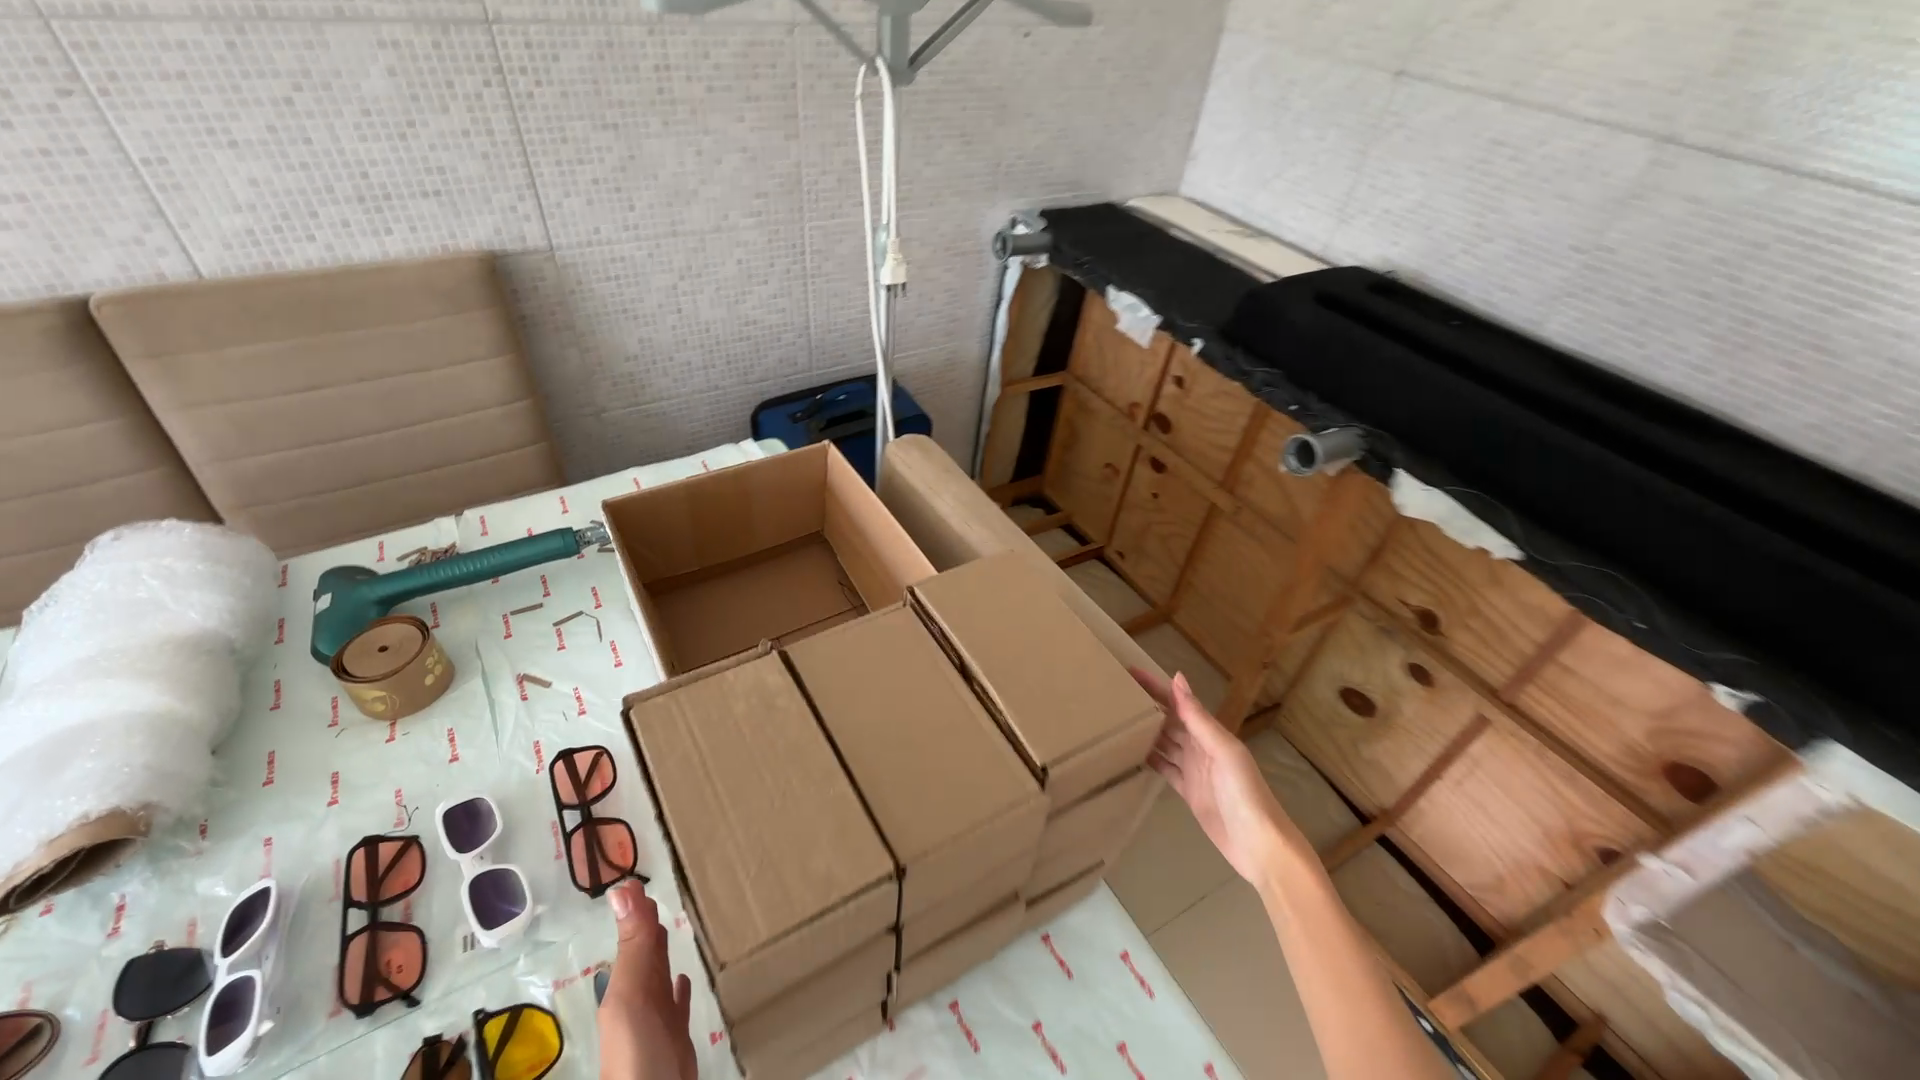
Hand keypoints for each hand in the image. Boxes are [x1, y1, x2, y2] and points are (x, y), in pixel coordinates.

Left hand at [596, 881, 695, 1079]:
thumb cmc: (639, 1056)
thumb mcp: (632, 997)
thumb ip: (633, 946)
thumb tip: (623, 888)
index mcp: (625, 989)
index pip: (632, 941)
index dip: (635, 913)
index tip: (641, 881)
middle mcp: (639, 1002)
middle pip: (644, 958)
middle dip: (648, 930)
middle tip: (659, 897)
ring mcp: (657, 1024)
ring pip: (659, 979)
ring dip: (663, 956)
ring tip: (671, 929)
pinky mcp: (676, 1042)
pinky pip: (676, 1009)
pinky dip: (679, 991)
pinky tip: (684, 980)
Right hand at [1133, 668, 1308, 882]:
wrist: (1257, 843)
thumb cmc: (1244, 793)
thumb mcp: (1223, 751)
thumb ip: (1199, 718)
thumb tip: (1177, 678)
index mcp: (1210, 733)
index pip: (1178, 703)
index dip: (1156, 687)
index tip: (1129, 671)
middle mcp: (1200, 746)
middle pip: (1168, 720)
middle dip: (1146, 705)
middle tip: (1114, 693)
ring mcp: (1193, 769)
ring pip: (1164, 743)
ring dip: (1145, 730)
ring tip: (1115, 719)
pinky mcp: (1187, 791)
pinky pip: (1164, 768)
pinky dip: (1149, 759)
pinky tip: (1130, 754)